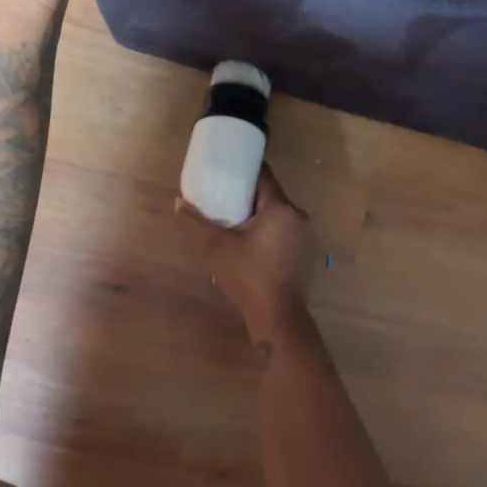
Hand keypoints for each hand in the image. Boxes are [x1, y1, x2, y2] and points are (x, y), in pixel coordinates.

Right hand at [174, 166, 318, 345]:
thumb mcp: (215, 247)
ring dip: (260, 218)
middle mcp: (299, 217)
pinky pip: (286, 235)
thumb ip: (194, 223)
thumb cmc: (248, 275)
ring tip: (236, 225)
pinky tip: (254, 247)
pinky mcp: (307, 256)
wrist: (277, 315)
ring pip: (279, 218)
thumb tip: (179, 203)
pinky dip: (271, 235)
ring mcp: (307, 238)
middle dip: (249, 198)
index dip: (245, 172)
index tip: (227, 171)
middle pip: (271, 198)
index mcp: (281, 208)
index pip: (264, 177)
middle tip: (224, 201)